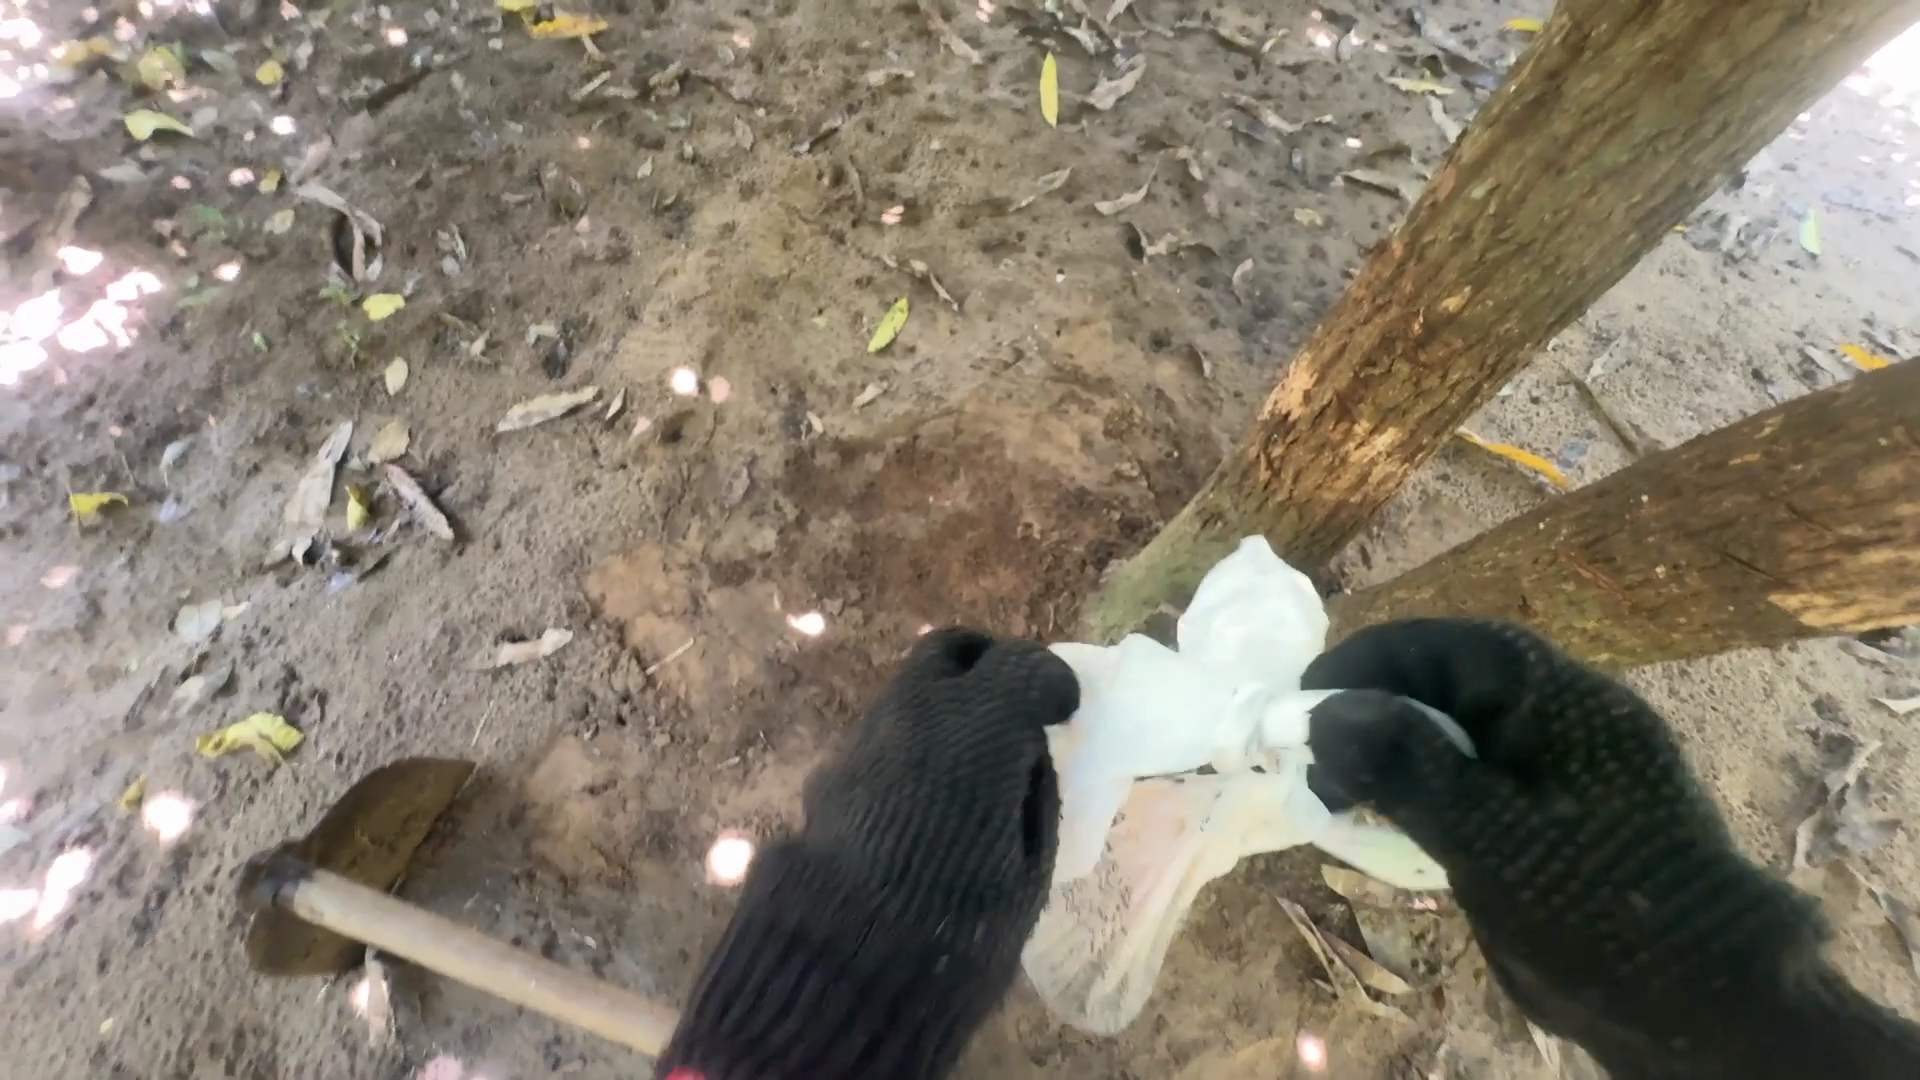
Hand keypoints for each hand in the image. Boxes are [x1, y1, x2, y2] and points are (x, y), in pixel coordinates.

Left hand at [656, 627, 1076, 1079]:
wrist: (841, 963)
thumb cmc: (958, 921)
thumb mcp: (1027, 862)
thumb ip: (1030, 787)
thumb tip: (1022, 753)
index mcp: (979, 726)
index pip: (1023, 665)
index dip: (1051, 681)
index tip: (1063, 709)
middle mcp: (917, 709)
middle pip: (952, 648)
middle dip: (987, 665)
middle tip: (1008, 703)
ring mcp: (866, 732)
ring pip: (912, 688)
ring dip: (944, 706)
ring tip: (962, 759)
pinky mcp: (833, 764)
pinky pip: (884, 732)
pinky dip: (912, 743)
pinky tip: (918, 794)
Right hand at [1301, 618, 1919, 1077]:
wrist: (1699, 1017)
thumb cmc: (1593, 906)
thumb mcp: (1483, 829)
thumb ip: (1397, 760)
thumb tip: (1315, 709)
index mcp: (1548, 696)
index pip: (1431, 646)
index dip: (1356, 665)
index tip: (1300, 705)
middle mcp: (1543, 713)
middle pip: (1426, 683)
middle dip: (1359, 715)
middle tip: (1311, 763)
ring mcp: (1539, 759)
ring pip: (1431, 729)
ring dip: (1375, 753)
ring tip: (1335, 796)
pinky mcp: (1529, 803)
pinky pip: (1449, 772)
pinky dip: (1403, 786)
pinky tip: (1373, 817)